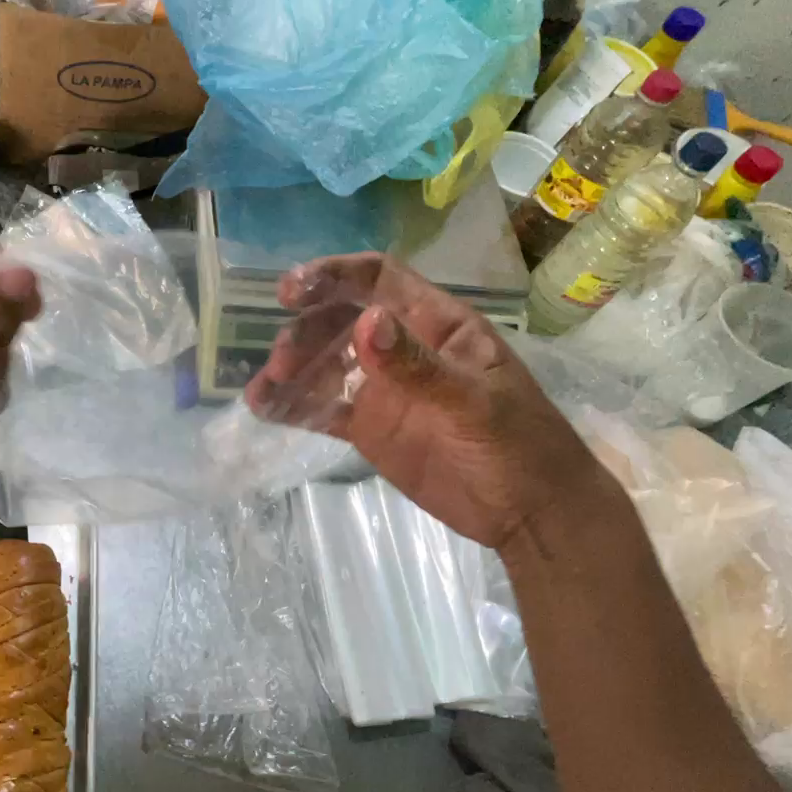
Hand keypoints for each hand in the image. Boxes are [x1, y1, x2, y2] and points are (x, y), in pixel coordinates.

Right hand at [245, 253, 615, 551]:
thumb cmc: (517, 446)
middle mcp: (402, 349)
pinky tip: (266, 410)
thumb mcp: (473, 402)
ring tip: (262, 391)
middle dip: (305, 335)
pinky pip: (323, 409)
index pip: (379, 281)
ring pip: (325, 365)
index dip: (334, 276)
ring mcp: (383, 390)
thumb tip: (364, 322)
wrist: (528, 514)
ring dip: (292, 372)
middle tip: (280, 364)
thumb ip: (417, 365)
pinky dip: (294, 407)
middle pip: (340, 323)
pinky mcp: (369, 428)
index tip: (289, 290)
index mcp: (436, 325)